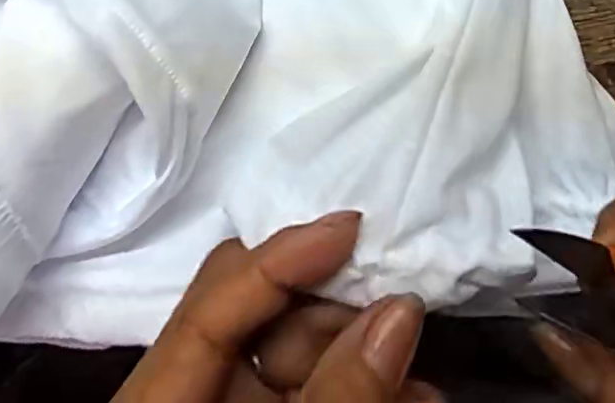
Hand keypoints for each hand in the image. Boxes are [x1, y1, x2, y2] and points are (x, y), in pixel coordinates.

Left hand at [112, 211, 439, 402]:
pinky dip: (359, 388)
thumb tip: (401, 310)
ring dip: (363, 354)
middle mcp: (192, 399)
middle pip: (262, 317)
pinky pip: (314, 391)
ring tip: (422, 385)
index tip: (353, 228)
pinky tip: (408, 401)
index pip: (212, 306)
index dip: (281, 257)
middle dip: (338, 310)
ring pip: (297, 353)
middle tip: (403, 316)